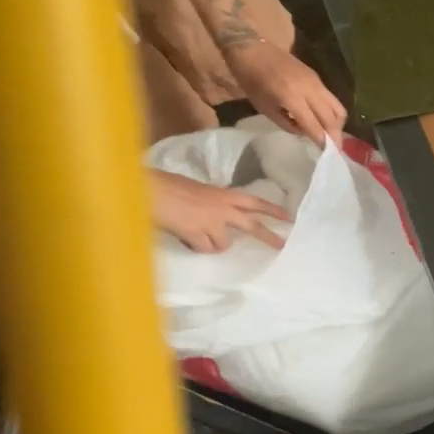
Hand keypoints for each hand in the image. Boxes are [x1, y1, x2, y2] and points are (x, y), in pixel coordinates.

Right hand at [150, 169, 288, 252]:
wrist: (145, 189)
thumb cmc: (162, 183)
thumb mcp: (192, 189)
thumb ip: (206, 201)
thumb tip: (206, 213)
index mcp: (220, 194)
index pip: (253, 201)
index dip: (272, 210)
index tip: (289, 217)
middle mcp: (222, 209)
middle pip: (252, 226)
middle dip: (269, 237)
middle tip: (283, 246)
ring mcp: (211, 223)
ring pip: (223, 244)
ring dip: (211, 244)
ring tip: (194, 237)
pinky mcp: (198, 235)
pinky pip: (205, 249)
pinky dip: (196, 248)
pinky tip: (184, 240)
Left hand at [221, 38, 346, 145]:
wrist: (250, 47)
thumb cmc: (250, 79)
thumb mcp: (265, 107)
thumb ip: (288, 124)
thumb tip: (306, 133)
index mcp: (291, 98)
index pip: (315, 126)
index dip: (323, 142)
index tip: (328, 155)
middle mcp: (309, 90)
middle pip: (332, 119)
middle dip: (335, 136)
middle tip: (335, 149)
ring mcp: (316, 82)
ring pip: (338, 108)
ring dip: (337, 124)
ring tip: (331, 133)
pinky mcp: (317, 78)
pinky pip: (332, 99)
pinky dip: (332, 113)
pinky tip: (324, 118)